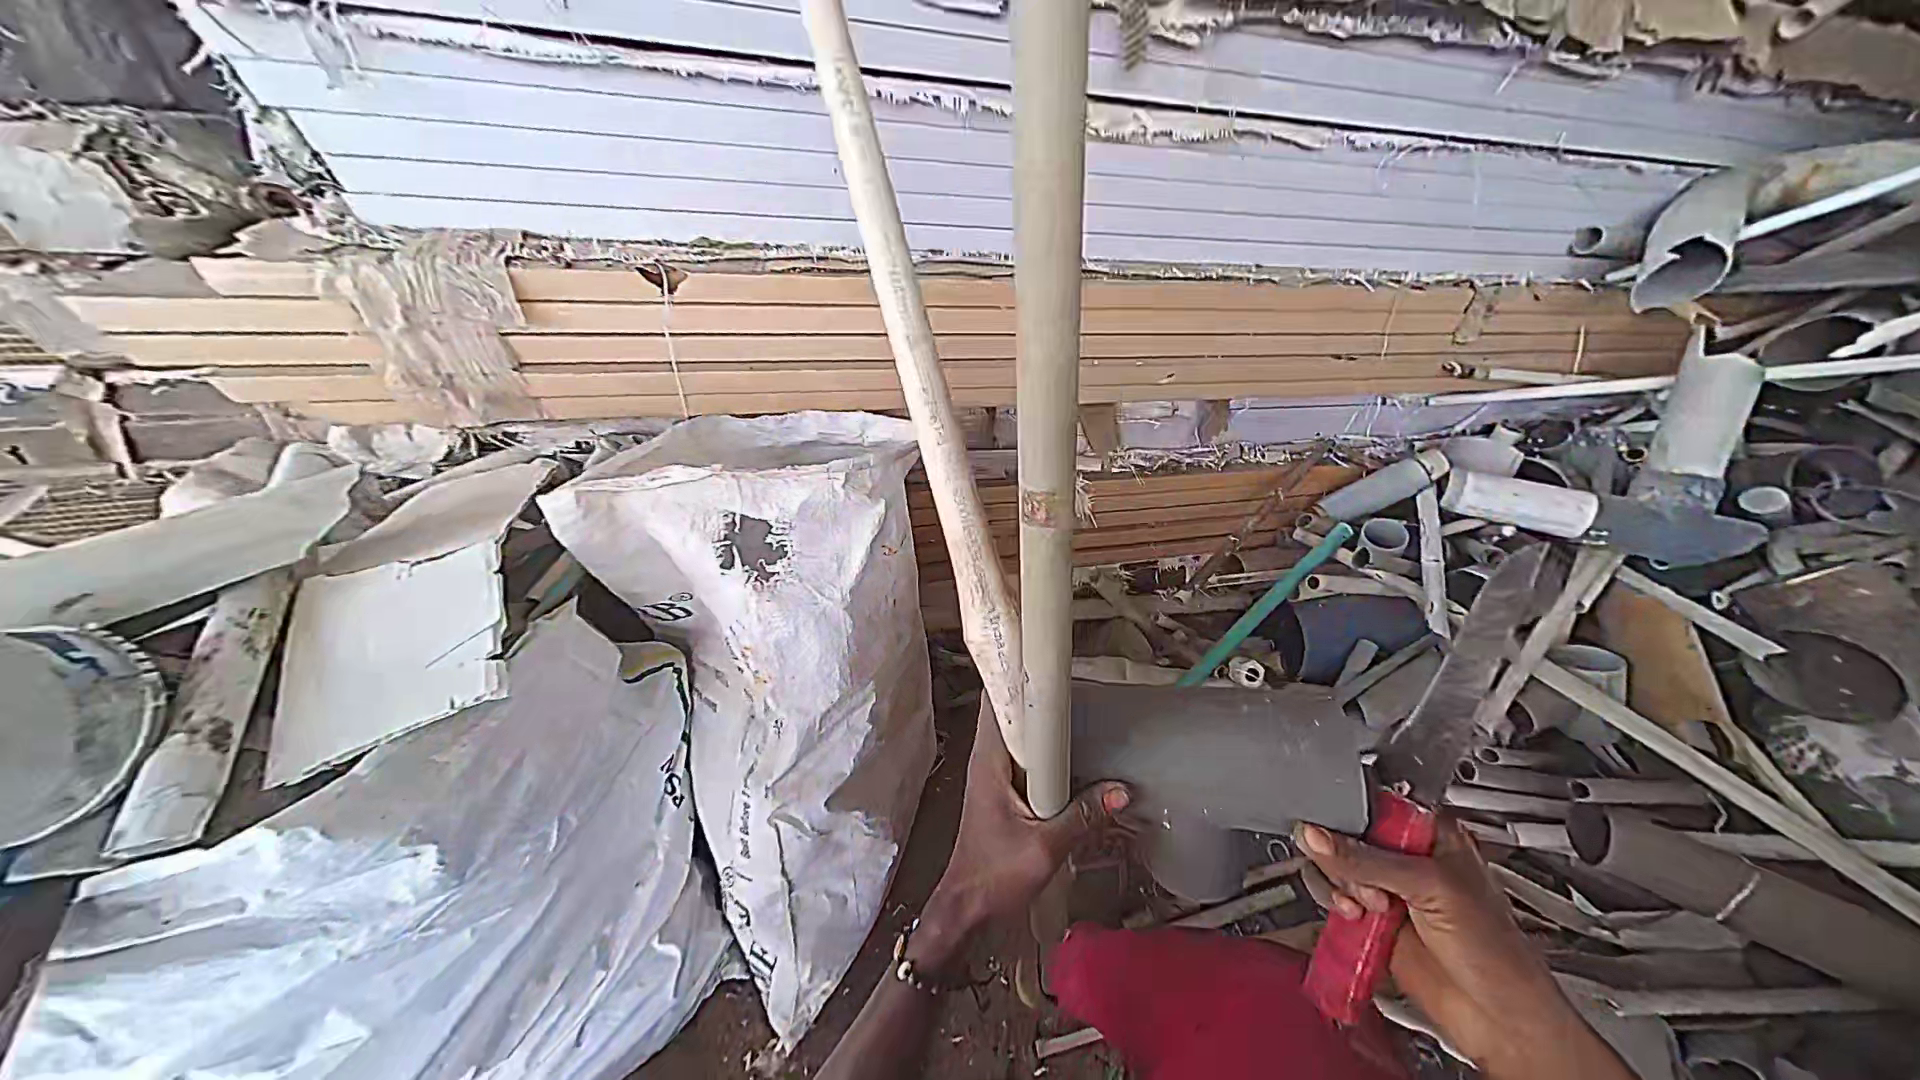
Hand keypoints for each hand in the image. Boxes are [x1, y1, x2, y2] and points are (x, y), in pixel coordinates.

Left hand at [912, 699, 1129, 974]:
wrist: (967, 907)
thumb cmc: (994, 875)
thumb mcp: (1044, 847)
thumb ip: (1083, 817)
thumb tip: (1122, 790)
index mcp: (988, 760)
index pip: (995, 702)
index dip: (1014, 675)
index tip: (1043, 657)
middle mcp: (988, 758)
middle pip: (1010, 712)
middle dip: (1037, 695)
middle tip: (1076, 681)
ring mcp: (994, 773)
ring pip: (1019, 735)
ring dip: (1043, 724)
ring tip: (1081, 707)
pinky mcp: (1004, 789)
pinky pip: (1025, 757)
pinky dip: (1046, 749)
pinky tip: (1074, 751)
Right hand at [1296, 817, 1631, 1079]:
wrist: (1500, 1021)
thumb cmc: (1497, 952)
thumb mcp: (1429, 888)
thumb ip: (1366, 859)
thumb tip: (1314, 836)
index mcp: (1427, 831)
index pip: (1372, 800)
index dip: (1350, 811)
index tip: (1340, 831)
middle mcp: (1402, 854)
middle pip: (1342, 831)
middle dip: (1343, 856)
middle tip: (1367, 879)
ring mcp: (1383, 884)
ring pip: (1330, 861)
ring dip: (1339, 883)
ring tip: (1369, 905)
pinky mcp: (1367, 913)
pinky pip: (1329, 892)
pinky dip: (1333, 902)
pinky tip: (1356, 916)